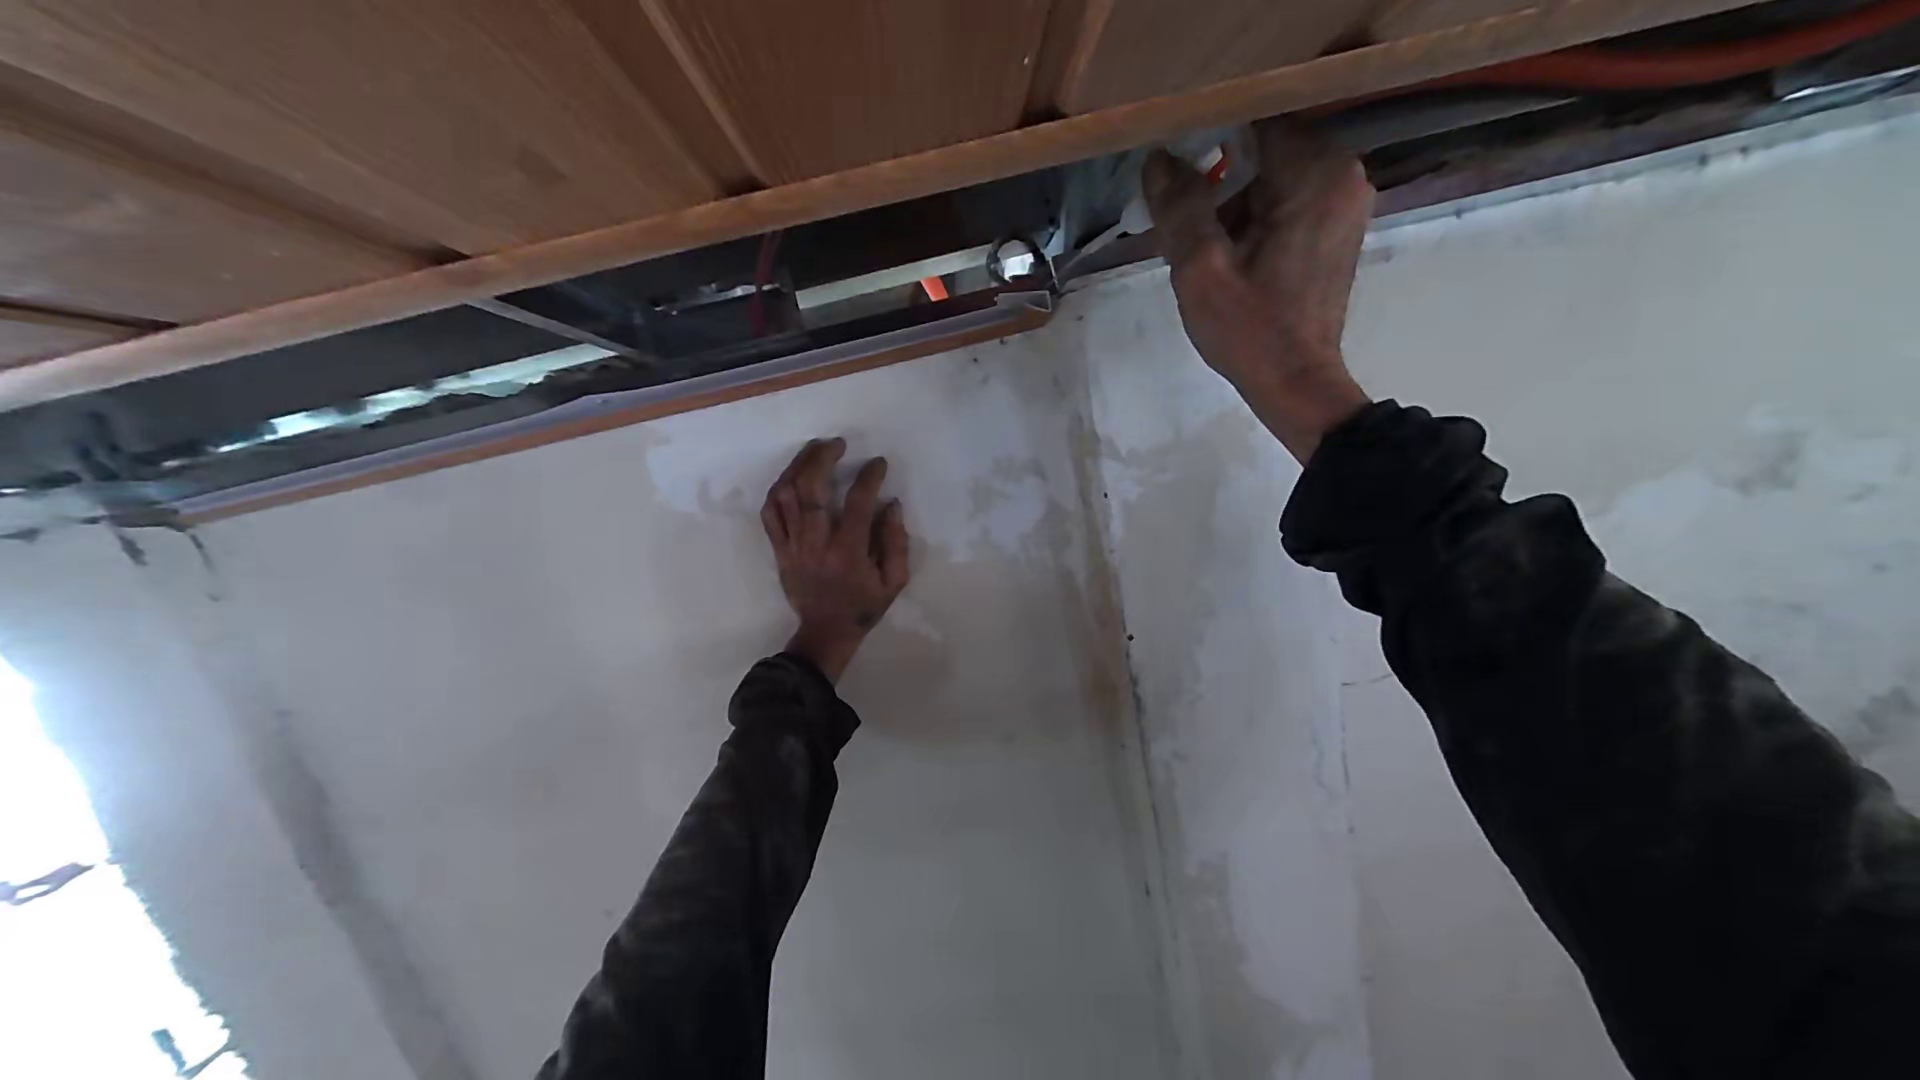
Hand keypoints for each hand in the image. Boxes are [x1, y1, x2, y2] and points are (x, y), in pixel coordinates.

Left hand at [760, 438, 909, 681]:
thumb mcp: (894, 580)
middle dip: (822, 459)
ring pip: (786, 495)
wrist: (825, 632)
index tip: (878, 463)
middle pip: (811, 489)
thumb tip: (890, 504)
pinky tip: (792, 476)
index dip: (869, 477)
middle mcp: (816, 543)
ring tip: (814, 450)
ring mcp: (792, 545)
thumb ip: (896, 541)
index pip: (858, 503)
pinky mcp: (778, 549)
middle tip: (837, 444)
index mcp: (848, 552)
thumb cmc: (863, 606)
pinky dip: (778, 489)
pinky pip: (770, 512)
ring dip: (798, 466)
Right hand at [1144, 119, 1374, 461]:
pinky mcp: (1335, 229)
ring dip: (1232, 204)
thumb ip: (1181, 208)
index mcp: (1315, 176)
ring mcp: (1343, 203)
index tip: (1174, 177)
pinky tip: (1227, 256)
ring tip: (1203, 249)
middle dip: (1218, 181)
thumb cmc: (1249, 332)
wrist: (1295, 383)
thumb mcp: (1202, 271)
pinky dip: (1253, 219)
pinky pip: (1285, 203)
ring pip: (1272, 179)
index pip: (1253, 125)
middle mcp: (1342, 176)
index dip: (1207, 144)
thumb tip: (1158, 158)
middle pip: (1263, 152)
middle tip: (1182, 223)